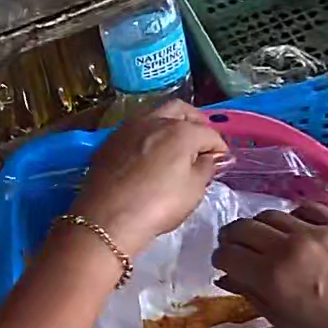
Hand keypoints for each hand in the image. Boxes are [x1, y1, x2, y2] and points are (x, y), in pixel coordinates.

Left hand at [69, 100, 227, 255]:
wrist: (107, 217)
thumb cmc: (157, 205)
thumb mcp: (193, 190)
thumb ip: (205, 168)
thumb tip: (208, 157)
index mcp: (180, 131)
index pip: (209, 133)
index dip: (219, 147)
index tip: (220, 159)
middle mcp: (153, 121)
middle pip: (180, 110)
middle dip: (195, 122)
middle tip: (200, 140)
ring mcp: (127, 129)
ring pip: (154, 116)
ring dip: (168, 125)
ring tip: (175, 146)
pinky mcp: (109, 141)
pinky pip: (134, 131)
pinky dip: (147, 136)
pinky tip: (148, 154)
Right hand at [212, 203, 327, 327]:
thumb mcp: (289, 326)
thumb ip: (254, 297)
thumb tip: (229, 278)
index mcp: (271, 278)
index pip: (227, 254)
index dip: (221, 259)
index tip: (226, 265)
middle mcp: (287, 248)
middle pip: (241, 227)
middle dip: (233, 238)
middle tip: (239, 248)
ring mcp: (316, 232)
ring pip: (269, 214)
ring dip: (261, 227)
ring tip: (269, 239)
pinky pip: (304, 210)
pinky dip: (292, 219)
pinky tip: (297, 231)